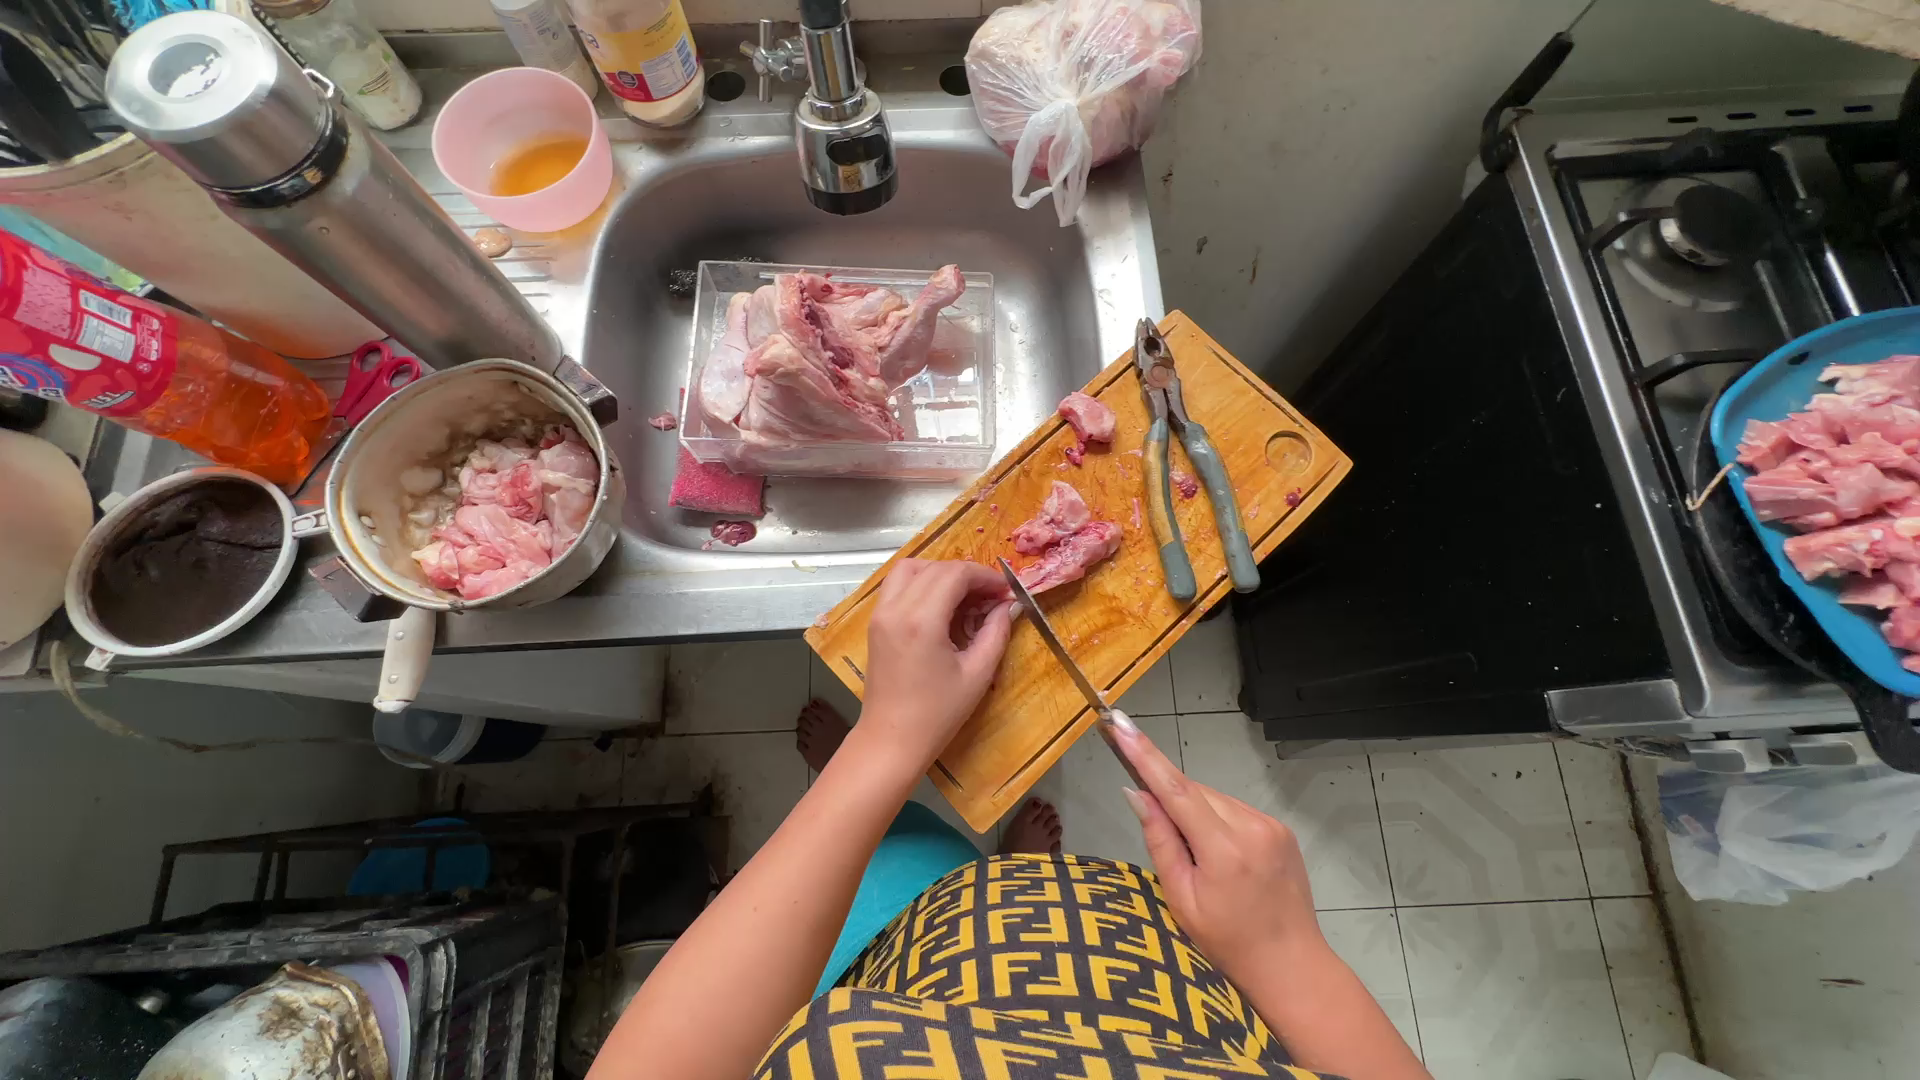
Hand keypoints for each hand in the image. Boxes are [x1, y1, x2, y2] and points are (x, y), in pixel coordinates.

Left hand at [857, 559, 1014, 772]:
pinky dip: (920, 582)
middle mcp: (896, 608)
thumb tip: (1007, 607)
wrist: (891, 740)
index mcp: (922, 620)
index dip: (985, 576)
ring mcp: (880, 614)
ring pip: (910, 568)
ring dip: (940, 572)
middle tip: (990, 596)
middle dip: (966, 574)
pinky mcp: (875, 623)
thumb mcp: (977, 674)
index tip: (1005, 591)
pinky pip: (897, 585)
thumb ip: (995, 633)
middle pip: (935, 567)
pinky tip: (941, 605)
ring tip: (964, 595)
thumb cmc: (937, 714)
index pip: (955, 574)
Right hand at [1114, 719, 1324, 973]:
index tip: (1123, 726)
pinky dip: (1218, 821)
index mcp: (1223, 850)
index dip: (1145, 755)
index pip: (1175, 789)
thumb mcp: (1180, 898)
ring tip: (1202, 859)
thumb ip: (1160, 840)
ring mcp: (1271, 825)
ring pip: (1214, 798)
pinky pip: (1235, 810)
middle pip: (1194, 791)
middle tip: (1171, 843)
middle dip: (1172, 801)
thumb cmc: (1226, 941)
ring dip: (1196, 812)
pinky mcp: (1281, 828)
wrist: (1292, 966)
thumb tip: (1136, 792)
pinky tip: (1224, 856)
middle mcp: (1251, 827)